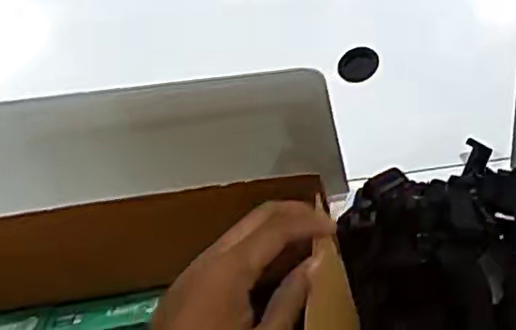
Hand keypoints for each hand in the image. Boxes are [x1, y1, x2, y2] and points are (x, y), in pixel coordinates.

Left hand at [153, 200, 335, 329]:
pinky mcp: (181, 294)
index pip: (277, 225)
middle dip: (293, 213)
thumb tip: (313, 265)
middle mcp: (206, 261)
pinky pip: (224, 254)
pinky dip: (253, 249)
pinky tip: (269, 268)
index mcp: (227, 270)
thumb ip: (289, 301)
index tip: (334, 228)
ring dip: (273, 230)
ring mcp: (189, 276)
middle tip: (321, 225)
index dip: (310, 221)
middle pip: (258, 216)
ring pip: (240, 231)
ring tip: (302, 244)